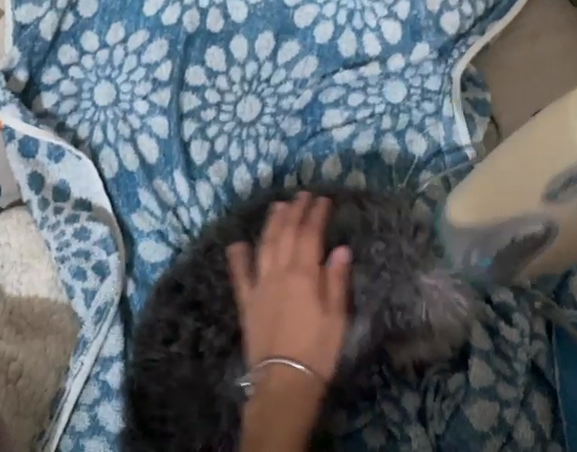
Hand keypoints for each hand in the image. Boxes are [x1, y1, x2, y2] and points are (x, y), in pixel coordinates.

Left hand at [228, 193, 351, 451]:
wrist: (284, 382)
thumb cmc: (317, 351)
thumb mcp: (337, 317)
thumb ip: (336, 281)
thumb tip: (340, 248)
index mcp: (304, 274)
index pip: (310, 234)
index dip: (316, 214)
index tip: (323, 199)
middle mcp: (279, 273)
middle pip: (286, 234)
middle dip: (294, 211)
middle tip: (302, 195)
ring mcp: (259, 286)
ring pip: (264, 246)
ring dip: (271, 223)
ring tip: (278, 207)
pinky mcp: (246, 302)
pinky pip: (239, 275)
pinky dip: (237, 257)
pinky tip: (237, 244)